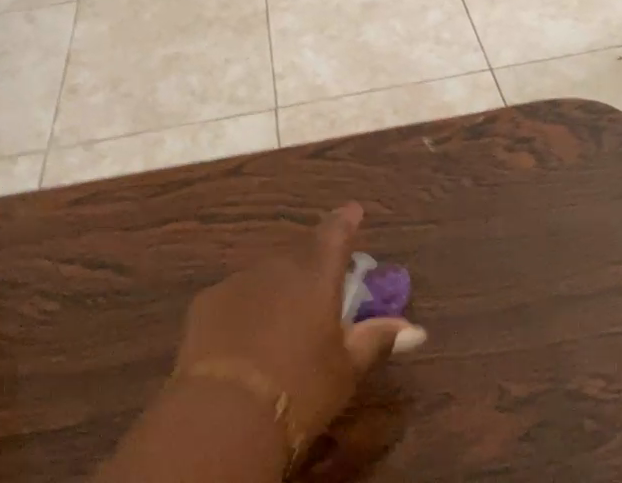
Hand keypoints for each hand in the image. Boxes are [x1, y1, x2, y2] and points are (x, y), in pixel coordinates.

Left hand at [173, 203, 424, 447]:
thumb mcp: (347, 368)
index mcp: (318, 274)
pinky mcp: (207, 303)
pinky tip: (246, 341)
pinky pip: (235, 297)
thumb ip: (376, 339)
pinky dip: (246, 309)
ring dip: (277, 288)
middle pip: (299, 254)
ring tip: (283, 323)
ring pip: (265, 275)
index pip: (336, 233)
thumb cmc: (302, 388)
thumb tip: (414, 328)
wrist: (227, 412)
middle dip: (312, 264)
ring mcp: (238, 281)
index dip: (346, 221)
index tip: (354, 210)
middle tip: (321, 287)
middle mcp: (278, 265)